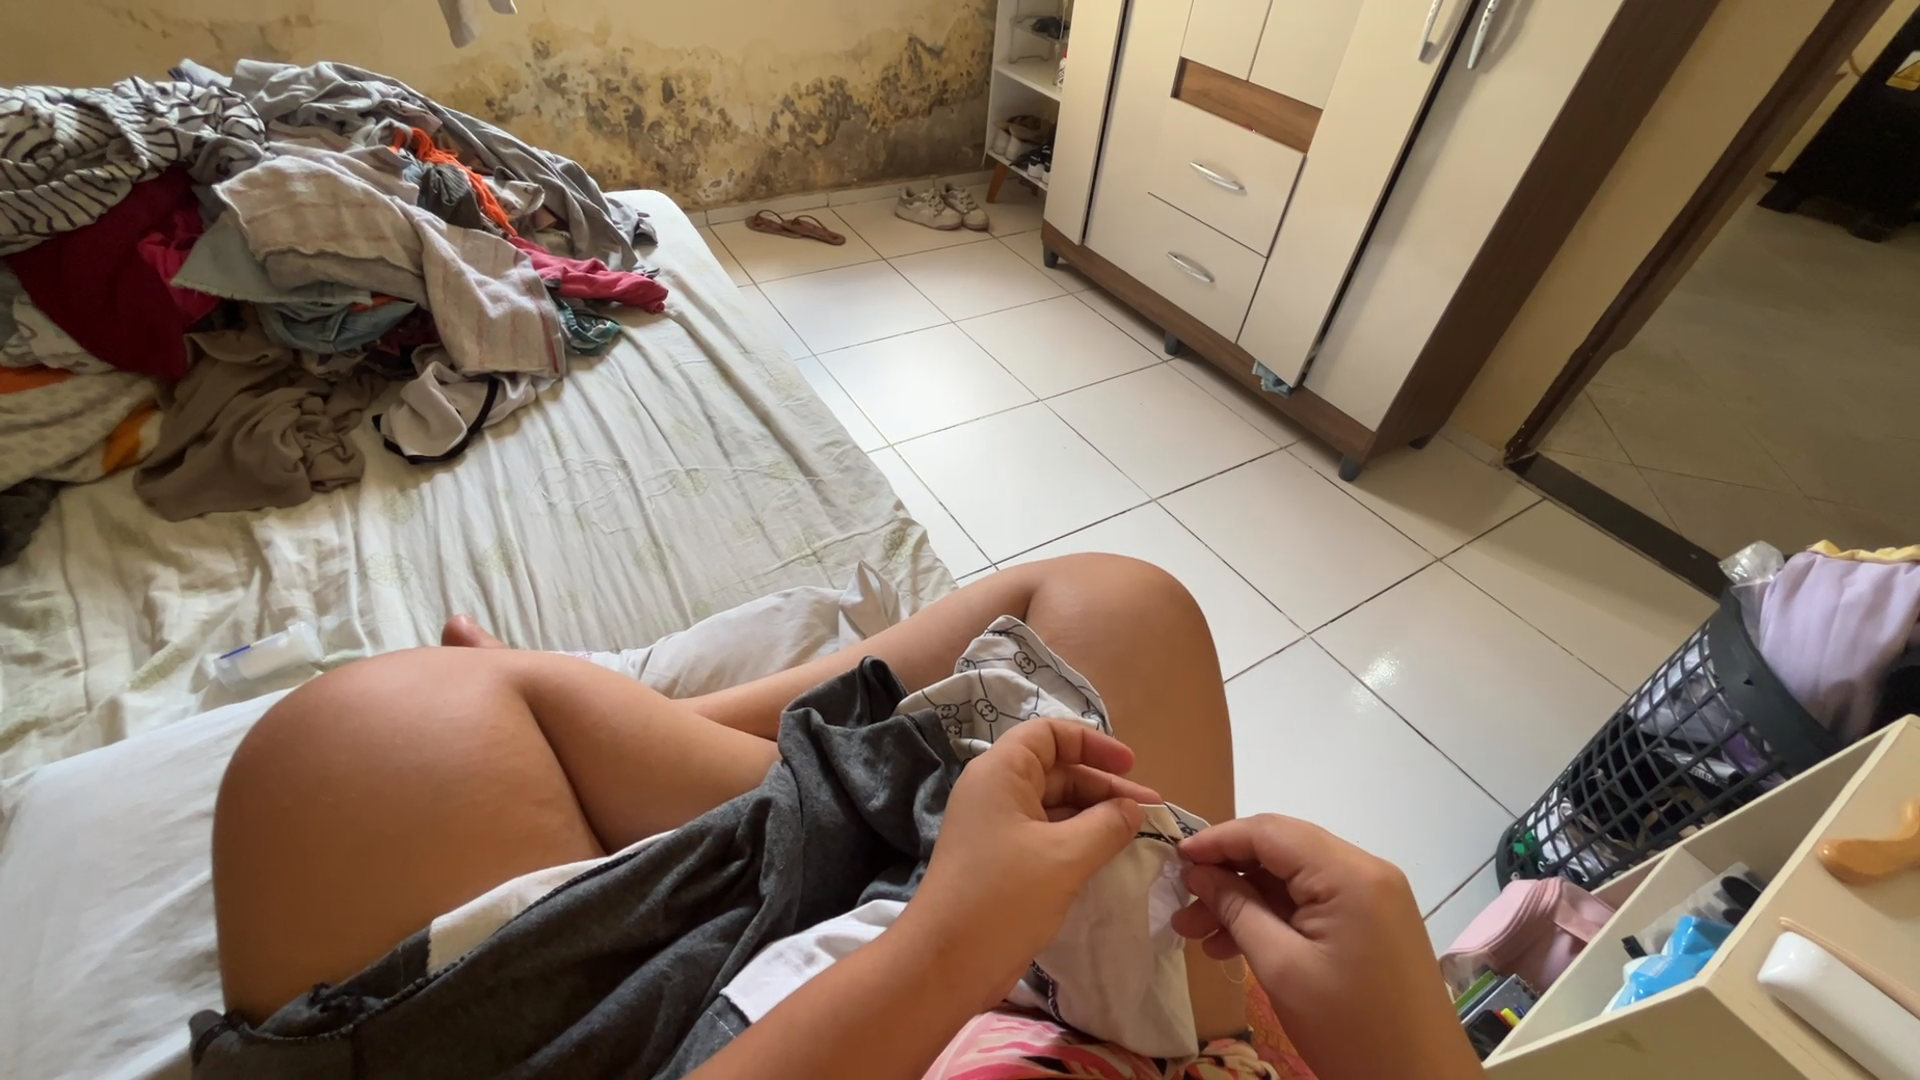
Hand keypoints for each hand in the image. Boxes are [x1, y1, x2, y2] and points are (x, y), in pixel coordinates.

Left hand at [896, 718, 1159, 1011]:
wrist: (946, 963)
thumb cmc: (1003, 896)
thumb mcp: (1064, 857)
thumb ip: (1106, 826)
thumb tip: (1133, 810)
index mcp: (1001, 772)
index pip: (1049, 734)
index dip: (1092, 743)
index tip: (1131, 766)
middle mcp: (996, 790)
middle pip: (1057, 770)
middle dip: (1104, 786)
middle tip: (1151, 811)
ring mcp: (997, 826)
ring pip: (1054, 805)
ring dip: (1095, 815)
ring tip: (1138, 833)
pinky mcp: (1002, 859)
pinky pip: (1046, 834)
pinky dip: (1078, 839)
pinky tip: (1110, 856)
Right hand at [1171, 815, 1480, 1079]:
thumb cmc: (1352, 1031)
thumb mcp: (1282, 967)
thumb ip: (1236, 908)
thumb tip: (1197, 872)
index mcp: (1349, 873)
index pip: (1268, 831)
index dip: (1217, 839)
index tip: (1175, 857)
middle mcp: (1364, 871)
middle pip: (1279, 848)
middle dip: (1227, 871)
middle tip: (1183, 898)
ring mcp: (1371, 896)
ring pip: (1289, 876)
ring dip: (1243, 896)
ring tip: (1196, 930)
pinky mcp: (1371, 921)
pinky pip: (1309, 900)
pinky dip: (1271, 914)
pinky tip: (1233, 943)